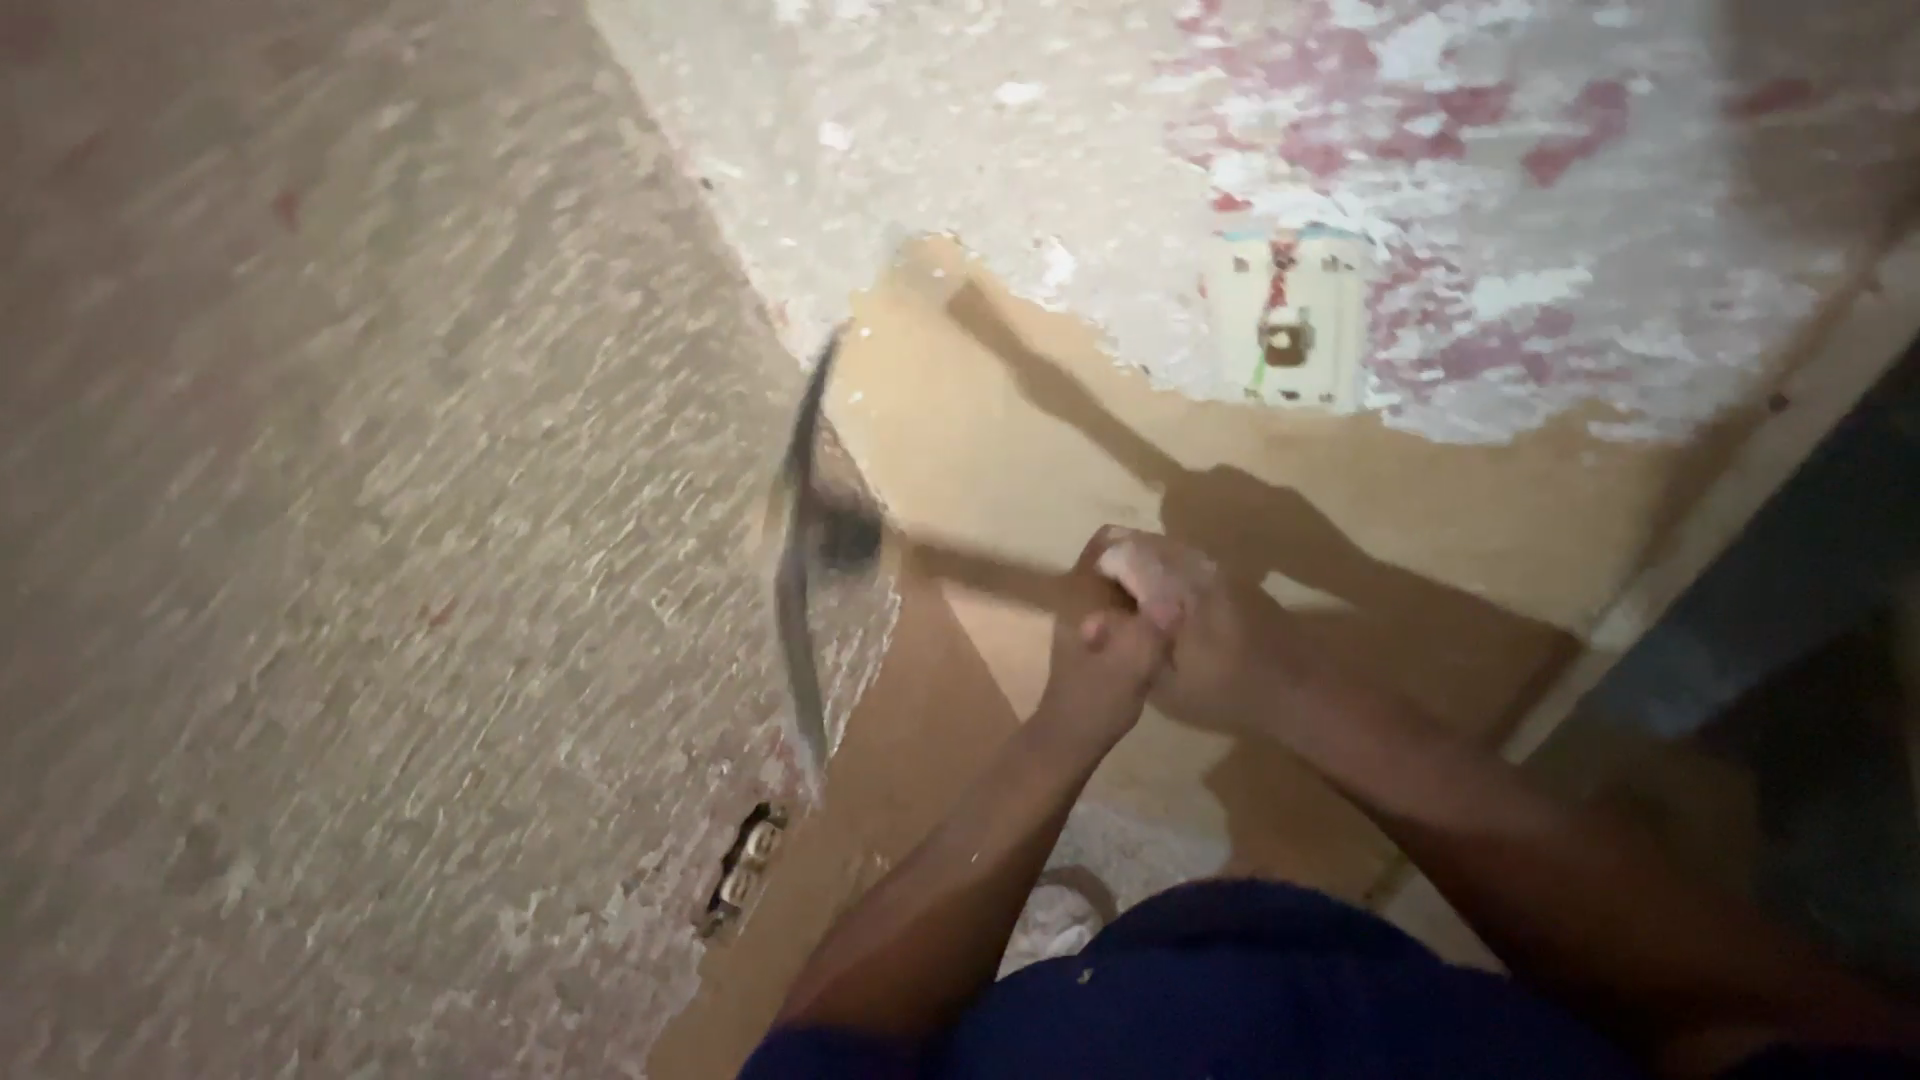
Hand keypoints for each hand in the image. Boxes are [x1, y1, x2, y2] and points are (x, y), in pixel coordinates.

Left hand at [1032, 531, 1177, 744]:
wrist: (1069, 739)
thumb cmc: (1095, 700)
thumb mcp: (1131, 666)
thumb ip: (1152, 630)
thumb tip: (1178, 599)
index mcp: (1079, 593)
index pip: (1105, 542)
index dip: (1138, 541)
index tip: (1171, 553)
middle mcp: (1076, 595)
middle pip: (1115, 559)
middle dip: (1148, 562)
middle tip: (1187, 571)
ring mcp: (1083, 615)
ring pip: (1119, 583)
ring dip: (1147, 585)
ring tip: (1185, 592)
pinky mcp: (1094, 635)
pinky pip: (1122, 606)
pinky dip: (1142, 607)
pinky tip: (1169, 620)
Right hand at [1093, 527, 1336, 734]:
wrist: (1297, 685)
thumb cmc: (1227, 690)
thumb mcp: (1167, 681)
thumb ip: (1125, 643)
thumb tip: (1086, 620)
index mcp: (1171, 585)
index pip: (1117, 552)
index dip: (1095, 573)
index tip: (1092, 604)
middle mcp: (1190, 562)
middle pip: (1135, 539)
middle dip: (1112, 563)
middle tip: (1106, 603)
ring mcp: (1211, 563)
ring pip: (1158, 544)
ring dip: (1136, 564)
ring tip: (1131, 606)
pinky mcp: (1227, 571)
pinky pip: (1180, 555)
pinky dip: (1160, 569)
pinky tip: (1164, 607)